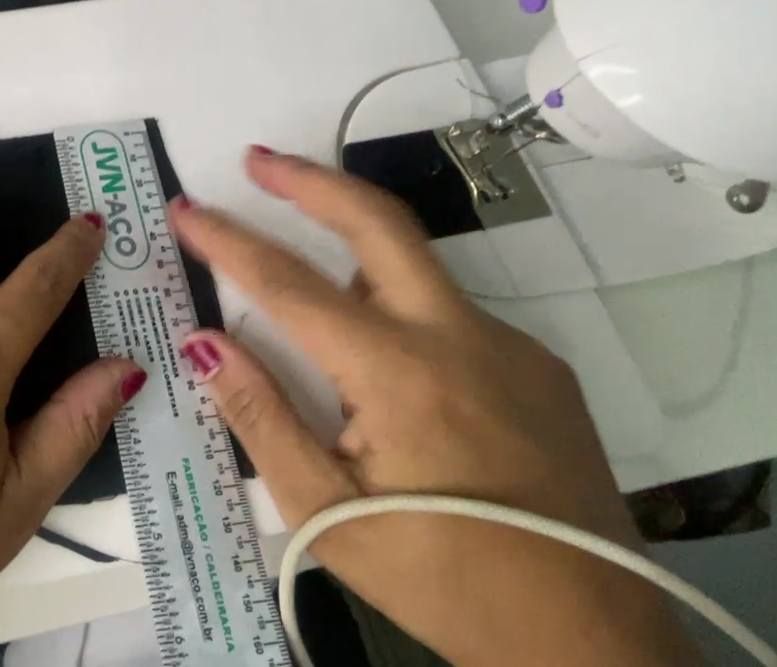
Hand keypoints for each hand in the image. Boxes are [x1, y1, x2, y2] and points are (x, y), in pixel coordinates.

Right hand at [171, 147, 699, 666]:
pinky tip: (378, 356)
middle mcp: (461, 337)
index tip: (184, 208)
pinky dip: (395, 304)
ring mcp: (510, 345)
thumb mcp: (326, 512)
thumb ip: (261, 417)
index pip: (290, 284)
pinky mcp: (538, 366)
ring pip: (415, 265)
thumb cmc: (441, 578)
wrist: (591, 640)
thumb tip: (204, 343)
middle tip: (256, 158)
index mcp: (400, 373)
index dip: (228, 239)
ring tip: (299, 253)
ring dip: (350, 239)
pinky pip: (449, 311)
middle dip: (309, 179)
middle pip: (378, 222)